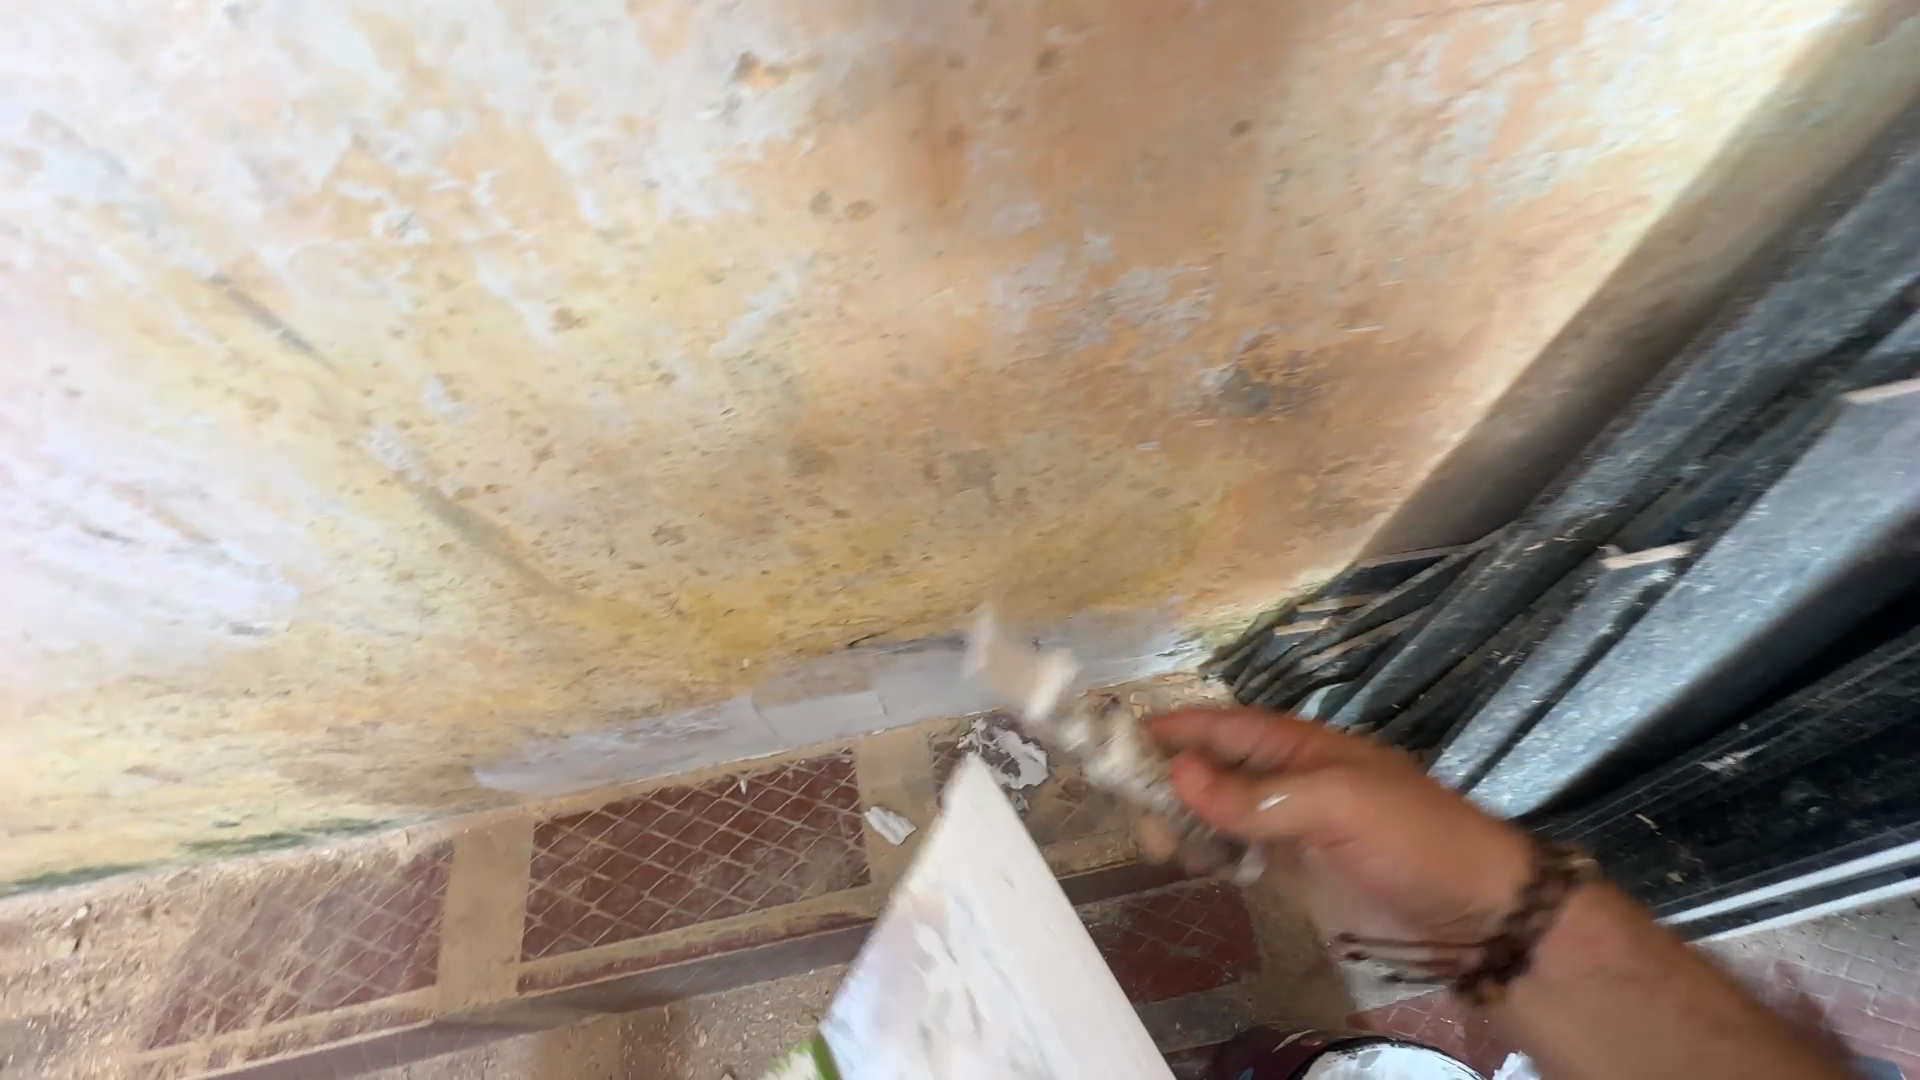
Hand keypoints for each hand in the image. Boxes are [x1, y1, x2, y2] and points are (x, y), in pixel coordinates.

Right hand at [1140, 707, 1534, 947]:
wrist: (1482, 916)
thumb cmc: (1412, 838)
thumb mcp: (1337, 805)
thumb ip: (1254, 794)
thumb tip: (1175, 773)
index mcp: (1286, 742)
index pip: (1208, 725)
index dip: (1160, 731)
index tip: (1109, 747)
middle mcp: (1273, 773)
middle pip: (1197, 766)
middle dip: (1161, 784)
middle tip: (1143, 824)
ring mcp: (1276, 818)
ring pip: (1205, 807)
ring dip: (1176, 821)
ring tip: (1165, 852)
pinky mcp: (1283, 861)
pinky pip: (1226, 845)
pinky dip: (1201, 850)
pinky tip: (1192, 865)